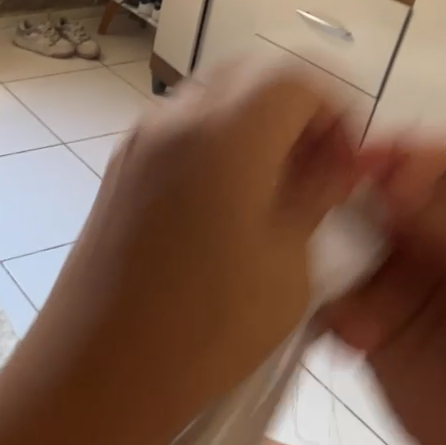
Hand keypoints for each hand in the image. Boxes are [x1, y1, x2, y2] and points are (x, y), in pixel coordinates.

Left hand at [32, 63, 358, 426]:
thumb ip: (315, 194)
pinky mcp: (117, 173)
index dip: (335, 109)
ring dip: (251, 127)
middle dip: (293, 111)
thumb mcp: (288, 262)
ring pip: (209, 102)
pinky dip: (213, 146)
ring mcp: (136, 144)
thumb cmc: (206, 327)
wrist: (97, 368)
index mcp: (223, 131)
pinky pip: (177, 133)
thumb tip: (331, 161)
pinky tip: (227, 206)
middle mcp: (171, 119)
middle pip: (247, 78)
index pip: (294, 76)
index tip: (347, 163)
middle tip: (316, 173)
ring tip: (274, 193)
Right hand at [321, 143, 445, 444]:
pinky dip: (315, 295)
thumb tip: (384, 177)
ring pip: (349, 241)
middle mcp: (444, 244)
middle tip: (313, 202)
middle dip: (349, 193)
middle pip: (385, 194)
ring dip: (326, 245)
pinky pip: (329, 295)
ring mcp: (401, 286)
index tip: (361, 163)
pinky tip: (320, 313)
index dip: (406, 155)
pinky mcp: (366, 327)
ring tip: (305, 261)